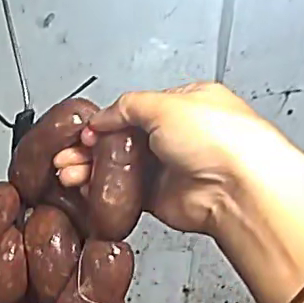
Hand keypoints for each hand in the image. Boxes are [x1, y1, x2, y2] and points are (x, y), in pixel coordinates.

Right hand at [51, 82, 303, 235]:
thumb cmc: (221, 140)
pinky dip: (104, 193)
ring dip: (91, 170)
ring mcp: (168, 168)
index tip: (84, 131)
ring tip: (68, 172)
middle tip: (69, 154)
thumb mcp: (165, 104)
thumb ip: (128, 106)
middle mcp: (176, 136)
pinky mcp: (161, 198)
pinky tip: (86, 188)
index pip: (133, 110)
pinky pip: (125, 194)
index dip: (106, 120)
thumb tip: (104, 116)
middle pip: (121, 141)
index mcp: (182, 105)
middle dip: (91, 148)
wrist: (235, 188)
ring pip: (119, 168)